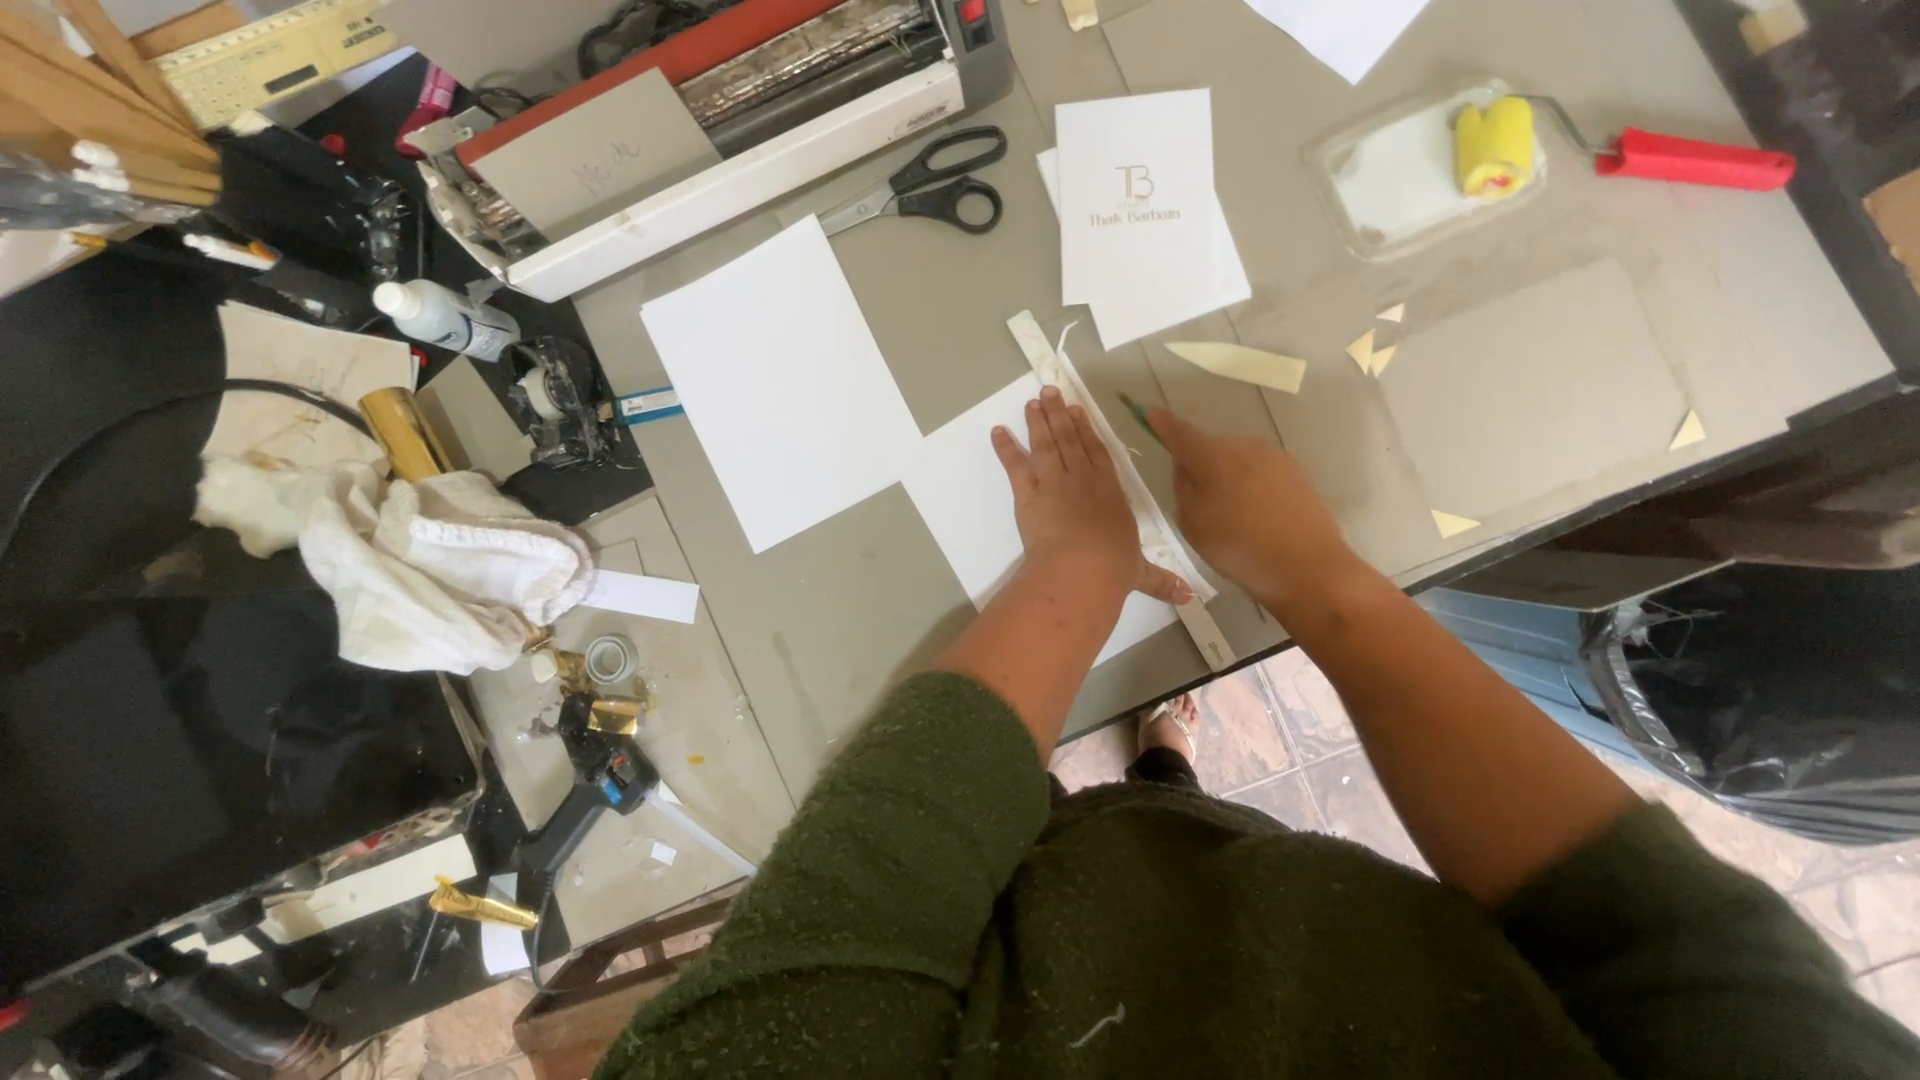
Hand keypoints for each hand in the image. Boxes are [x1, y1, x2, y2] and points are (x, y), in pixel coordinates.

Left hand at [992, 385, 1192, 605]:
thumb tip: (1188, 596)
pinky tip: (998, 432)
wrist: (1082, 568)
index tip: (1078, 410)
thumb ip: (1160, 579)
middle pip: (1069, 439)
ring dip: (1037, 421)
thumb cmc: (1113, 568)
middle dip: (1059, 414)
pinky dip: (1005, 447)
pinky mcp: (1029, 493)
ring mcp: (1055, 482)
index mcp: (1111, 492)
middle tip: (1049, 392)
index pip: (1098, 452)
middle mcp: (1083, 479)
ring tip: (1031, 402)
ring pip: (1045, 444)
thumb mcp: (1140, 572)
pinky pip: (1015, 465)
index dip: (1086, 430)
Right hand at [1147, 405, 1353, 601]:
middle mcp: (1242, 444)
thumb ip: (1183, 487)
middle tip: (1200, 504)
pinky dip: (1250, 484)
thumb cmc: (1239, 548)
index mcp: (1211, 456)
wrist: (1307, 567)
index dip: (1161, 422)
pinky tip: (1257, 515)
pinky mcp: (1294, 469)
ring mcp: (1273, 455)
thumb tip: (1185, 465)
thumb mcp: (1192, 524)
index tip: (1148, 413)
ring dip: (1227, 475)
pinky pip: (1258, 469)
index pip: (1178, 431)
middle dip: (1199, 464)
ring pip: (1235, 458)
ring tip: (1233, 515)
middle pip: (1208, 446)